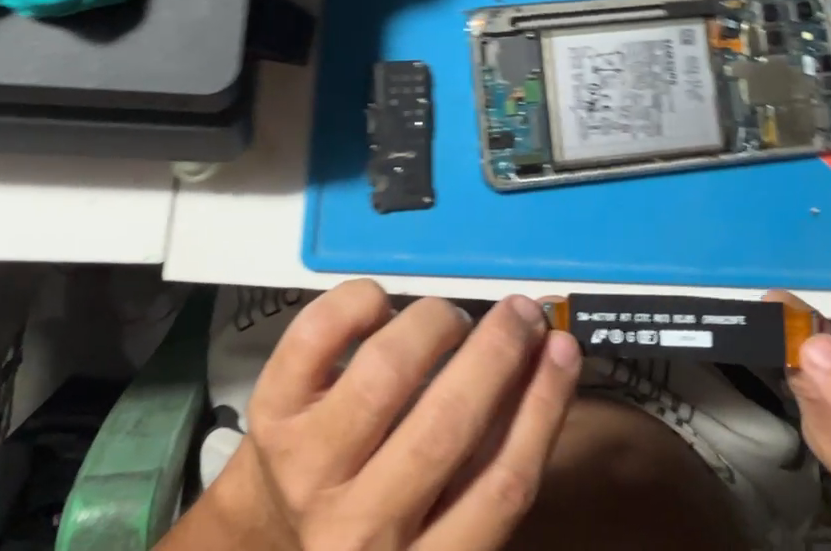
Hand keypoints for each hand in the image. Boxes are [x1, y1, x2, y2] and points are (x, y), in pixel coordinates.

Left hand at [166, 280, 582, 550]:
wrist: (266, 534)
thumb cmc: (370, 517)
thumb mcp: (437, 520)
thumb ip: (487, 456)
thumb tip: (545, 358)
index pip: (502, 485)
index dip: (544, 405)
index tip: (563, 347)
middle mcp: (362, 526)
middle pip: (448, 425)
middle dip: (498, 352)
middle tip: (520, 312)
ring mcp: (308, 468)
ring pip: (385, 375)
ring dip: (432, 325)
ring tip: (449, 318)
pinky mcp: (271, 415)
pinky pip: (315, 341)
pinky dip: (356, 304)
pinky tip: (380, 302)